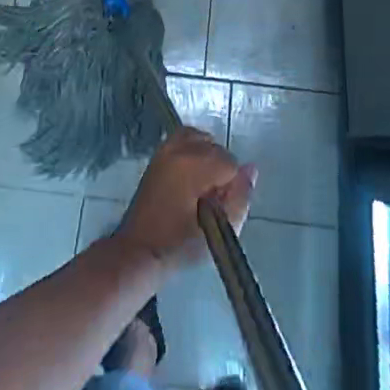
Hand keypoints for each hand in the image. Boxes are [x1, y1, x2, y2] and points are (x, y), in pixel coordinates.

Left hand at [115, 127, 256, 274]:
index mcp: (194, 164)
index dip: (231, 186)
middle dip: (220, 171)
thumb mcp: (220, 228)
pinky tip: (191, 177)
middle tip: (210, 200)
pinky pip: (183, 140)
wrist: (139, 250)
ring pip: (200, 139)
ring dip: (207, 158)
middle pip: (216, 149)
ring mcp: (165, 149)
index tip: (218, 207)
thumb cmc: (180, 245)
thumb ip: (241, 197)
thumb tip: (251, 169)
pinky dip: (193, 151)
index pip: (230, 163)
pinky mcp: (157, 156)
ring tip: (202, 186)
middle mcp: (179, 149)